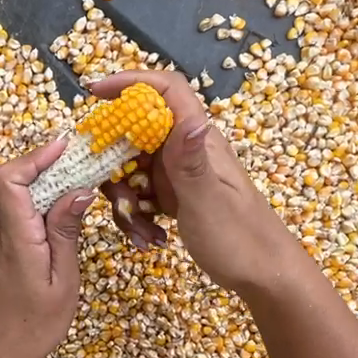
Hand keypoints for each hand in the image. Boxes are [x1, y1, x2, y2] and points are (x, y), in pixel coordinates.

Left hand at [0, 133, 92, 357]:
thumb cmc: (35, 327)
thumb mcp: (64, 283)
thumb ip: (66, 233)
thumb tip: (79, 190)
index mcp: (14, 241)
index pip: (7, 180)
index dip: (33, 157)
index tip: (64, 148)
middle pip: (11, 185)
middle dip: (46, 173)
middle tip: (81, 172)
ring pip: (10, 204)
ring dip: (39, 197)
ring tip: (71, 206)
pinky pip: (6, 223)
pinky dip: (28, 217)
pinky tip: (49, 235)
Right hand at [90, 71, 311, 297]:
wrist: (263, 274)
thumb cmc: (240, 239)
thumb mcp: (209, 202)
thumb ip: (191, 162)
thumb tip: (190, 118)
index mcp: (198, 140)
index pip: (166, 91)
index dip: (129, 83)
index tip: (94, 92)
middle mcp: (186, 150)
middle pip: (135, 134)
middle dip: (113, 164)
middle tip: (114, 198)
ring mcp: (179, 174)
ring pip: (132, 169)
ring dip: (123, 200)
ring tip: (139, 231)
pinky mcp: (174, 197)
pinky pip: (140, 195)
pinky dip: (134, 216)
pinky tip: (148, 239)